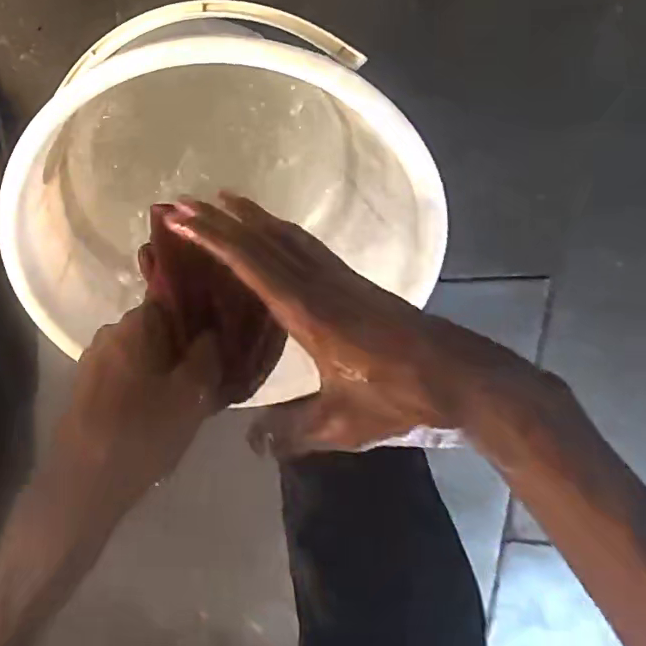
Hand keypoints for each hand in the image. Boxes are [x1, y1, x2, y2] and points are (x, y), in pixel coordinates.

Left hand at [50, 299, 224, 515]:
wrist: (84, 480)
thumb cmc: (143, 430)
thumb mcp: (191, 395)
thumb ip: (207, 356)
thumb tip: (211, 334)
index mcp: (134, 323)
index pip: (172, 303)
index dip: (197, 320)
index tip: (215, 343)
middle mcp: (110, 331)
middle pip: (155, 329)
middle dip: (179, 348)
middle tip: (204, 377)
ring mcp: (93, 359)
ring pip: (139, 354)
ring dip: (159, 369)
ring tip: (181, 400)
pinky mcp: (84, 387)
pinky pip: (122, 374)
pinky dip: (140, 386)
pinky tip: (153, 414)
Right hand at [165, 193, 545, 458]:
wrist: (463, 377)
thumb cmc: (400, 398)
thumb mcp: (343, 424)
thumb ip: (292, 432)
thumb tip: (247, 444)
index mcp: (306, 310)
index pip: (249, 264)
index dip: (213, 239)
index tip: (182, 218)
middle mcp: (317, 283)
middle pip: (261, 240)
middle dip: (220, 219)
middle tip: (184, 201)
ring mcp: (337, 277)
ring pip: (284, 235)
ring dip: (250, 216)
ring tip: (222, 201)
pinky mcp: (352, 281)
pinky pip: (305, 244)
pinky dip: (279, 229)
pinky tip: (274, 231)